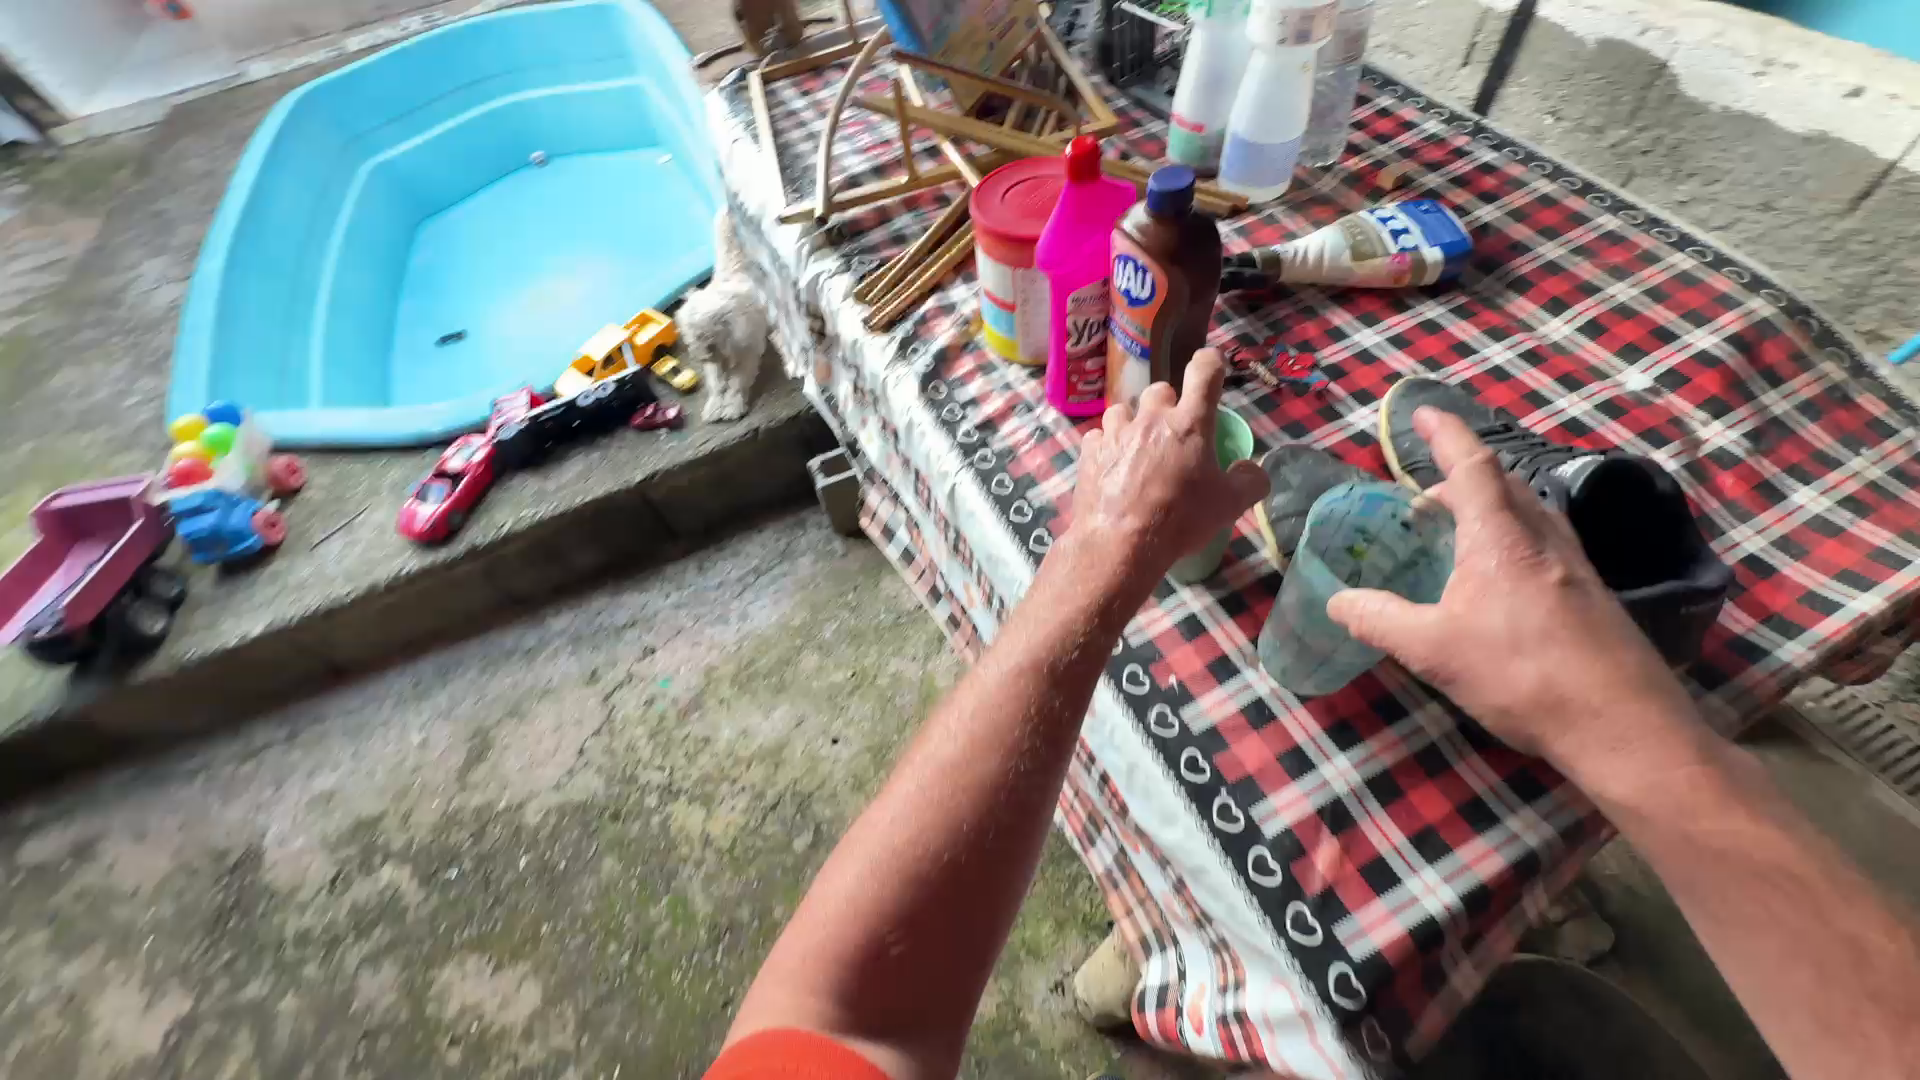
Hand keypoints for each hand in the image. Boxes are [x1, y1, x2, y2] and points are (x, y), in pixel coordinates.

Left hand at [1070, 348, 1268, 590]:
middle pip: (1159, 390)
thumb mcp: (1229, 506)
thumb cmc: (1179, 521)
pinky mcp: (1089, 451)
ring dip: (1132, 423)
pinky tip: (1111, 466)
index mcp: (1190, 423)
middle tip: (1172, 433)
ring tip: (1137, 449)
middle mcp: (1151, 418)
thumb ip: (1249, 482)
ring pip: (1123, 409)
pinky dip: (1106, 446)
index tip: (1209, 369)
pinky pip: (1098, 436)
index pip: (1204, 371)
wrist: (1120, 543)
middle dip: (1167, 405)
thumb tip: (1252, 471)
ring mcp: (1116, 433)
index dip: (1209, 363)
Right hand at [1326, 407, 1696, 768]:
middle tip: (1419, 499)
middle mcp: (1543, 541)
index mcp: (1502, 540)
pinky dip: (1506, 538)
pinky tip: (1490, 580)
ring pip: (1527, 514)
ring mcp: (1575, 568)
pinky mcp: (1590, 597)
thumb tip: (1335, 600)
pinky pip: (1540, 544)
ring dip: (1486, 507)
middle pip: (1504, 486)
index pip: (1472, 468)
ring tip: (1450, 532)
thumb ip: (1377, 619)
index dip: (1444, 435)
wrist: (1625, 728)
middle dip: (1459, 478)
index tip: (1420, 412)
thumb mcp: (1430, 649)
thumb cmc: (1521, 675)